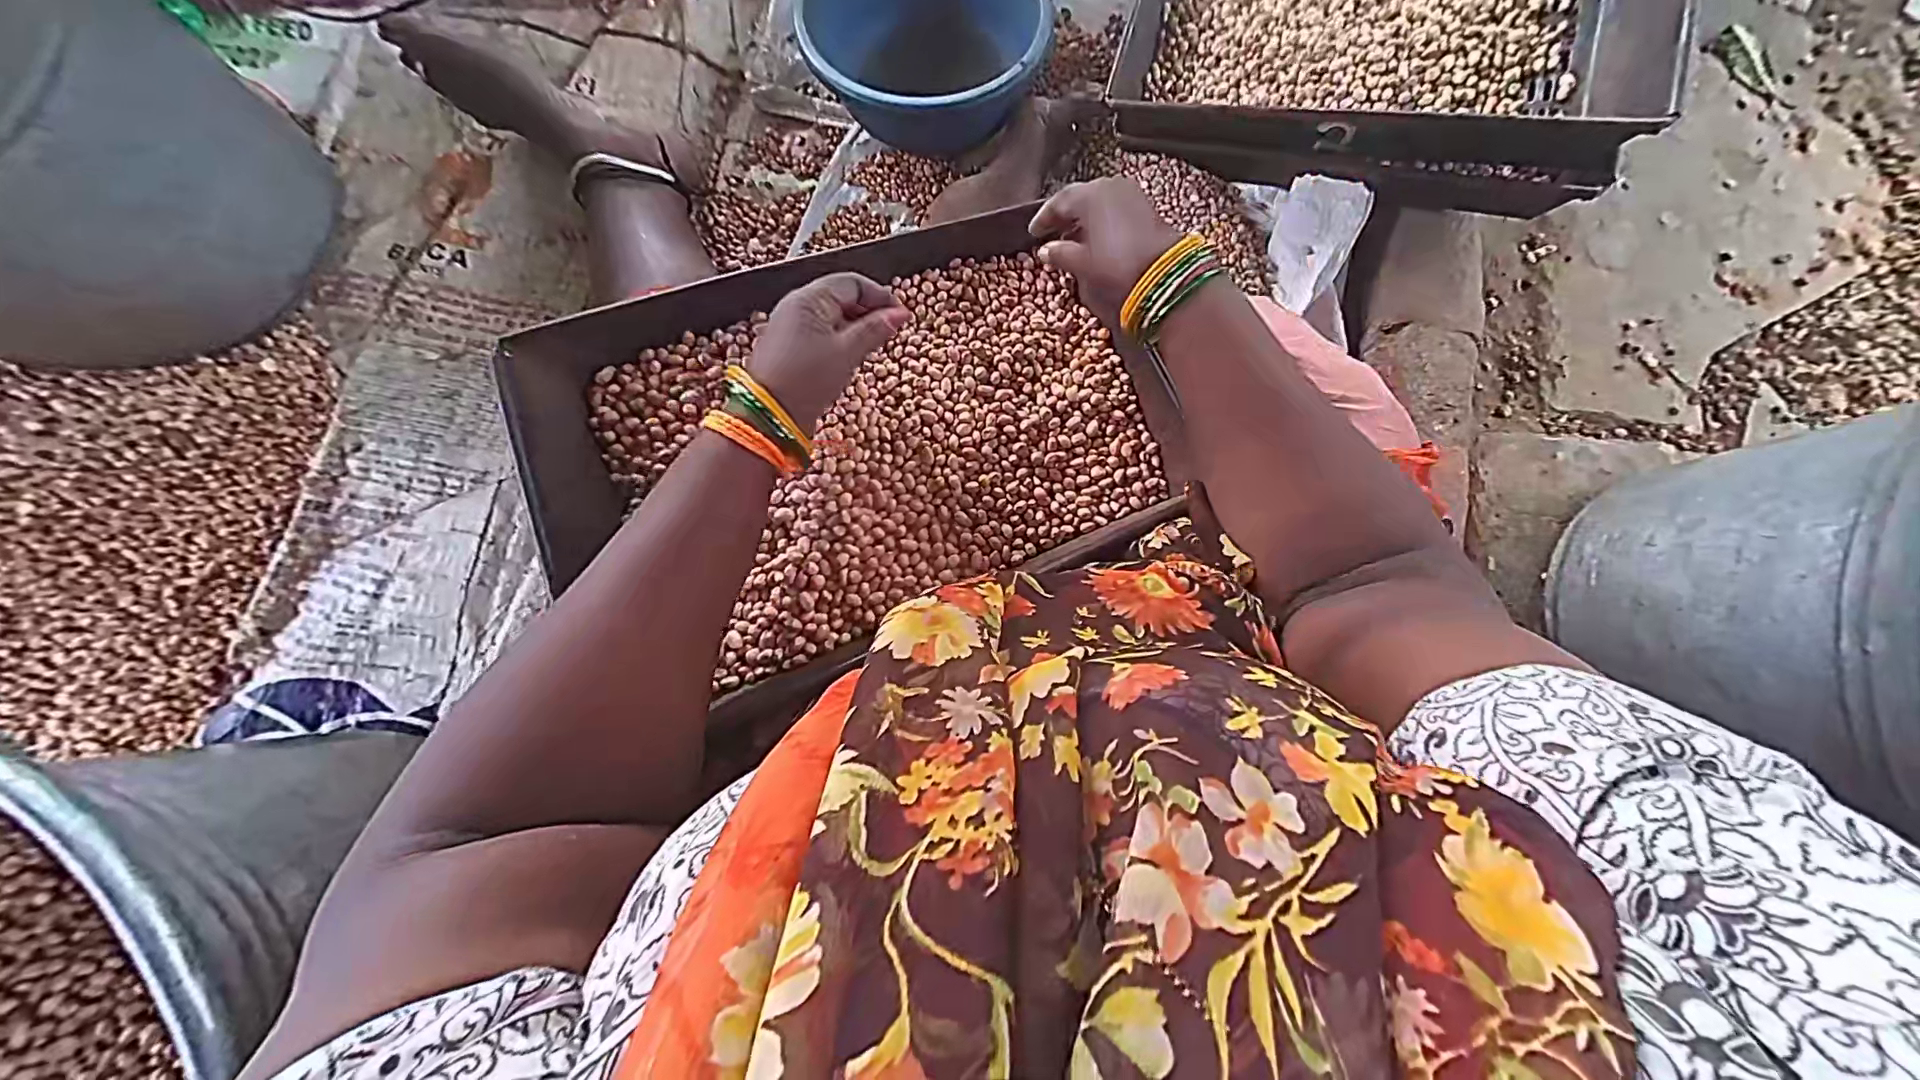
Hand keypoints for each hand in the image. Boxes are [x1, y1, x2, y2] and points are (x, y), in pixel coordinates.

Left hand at [747, 274, 911, 433]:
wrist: (770, 416)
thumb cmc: (805, 382)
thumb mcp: (847, 353)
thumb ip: (875, 330)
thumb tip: (899, 314)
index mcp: (809, 299)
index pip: (852, 283)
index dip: (881, 296)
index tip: (901, 315)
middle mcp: (796, 307)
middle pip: (841, 297)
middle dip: (869, 312)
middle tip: (890, 332)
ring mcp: (790, 327)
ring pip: (832, 317)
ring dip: (856, 328)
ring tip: (874, 347)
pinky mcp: (789, 347)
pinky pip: (821, 334)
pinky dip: (840, 341)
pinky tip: (850, 358)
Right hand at [1028, 178, 1182, 332]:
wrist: (1162, 274)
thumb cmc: (1116, 265)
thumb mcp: (1081, 263)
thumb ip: (1060, 253)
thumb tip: (1046, 251)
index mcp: (1091, 195)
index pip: (1059, 201)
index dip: (1043, 217)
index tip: (1033, 231)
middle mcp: (1110, 187)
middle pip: (1079, 197)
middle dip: (1063, 215)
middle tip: (1050, 231)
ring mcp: (1130, 195)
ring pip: (1098, 202)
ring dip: (1082, 218)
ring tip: (1070, 237)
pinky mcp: (1144, 208)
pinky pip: (1113, 209)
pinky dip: (1099, 220)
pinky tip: (1093, 239)